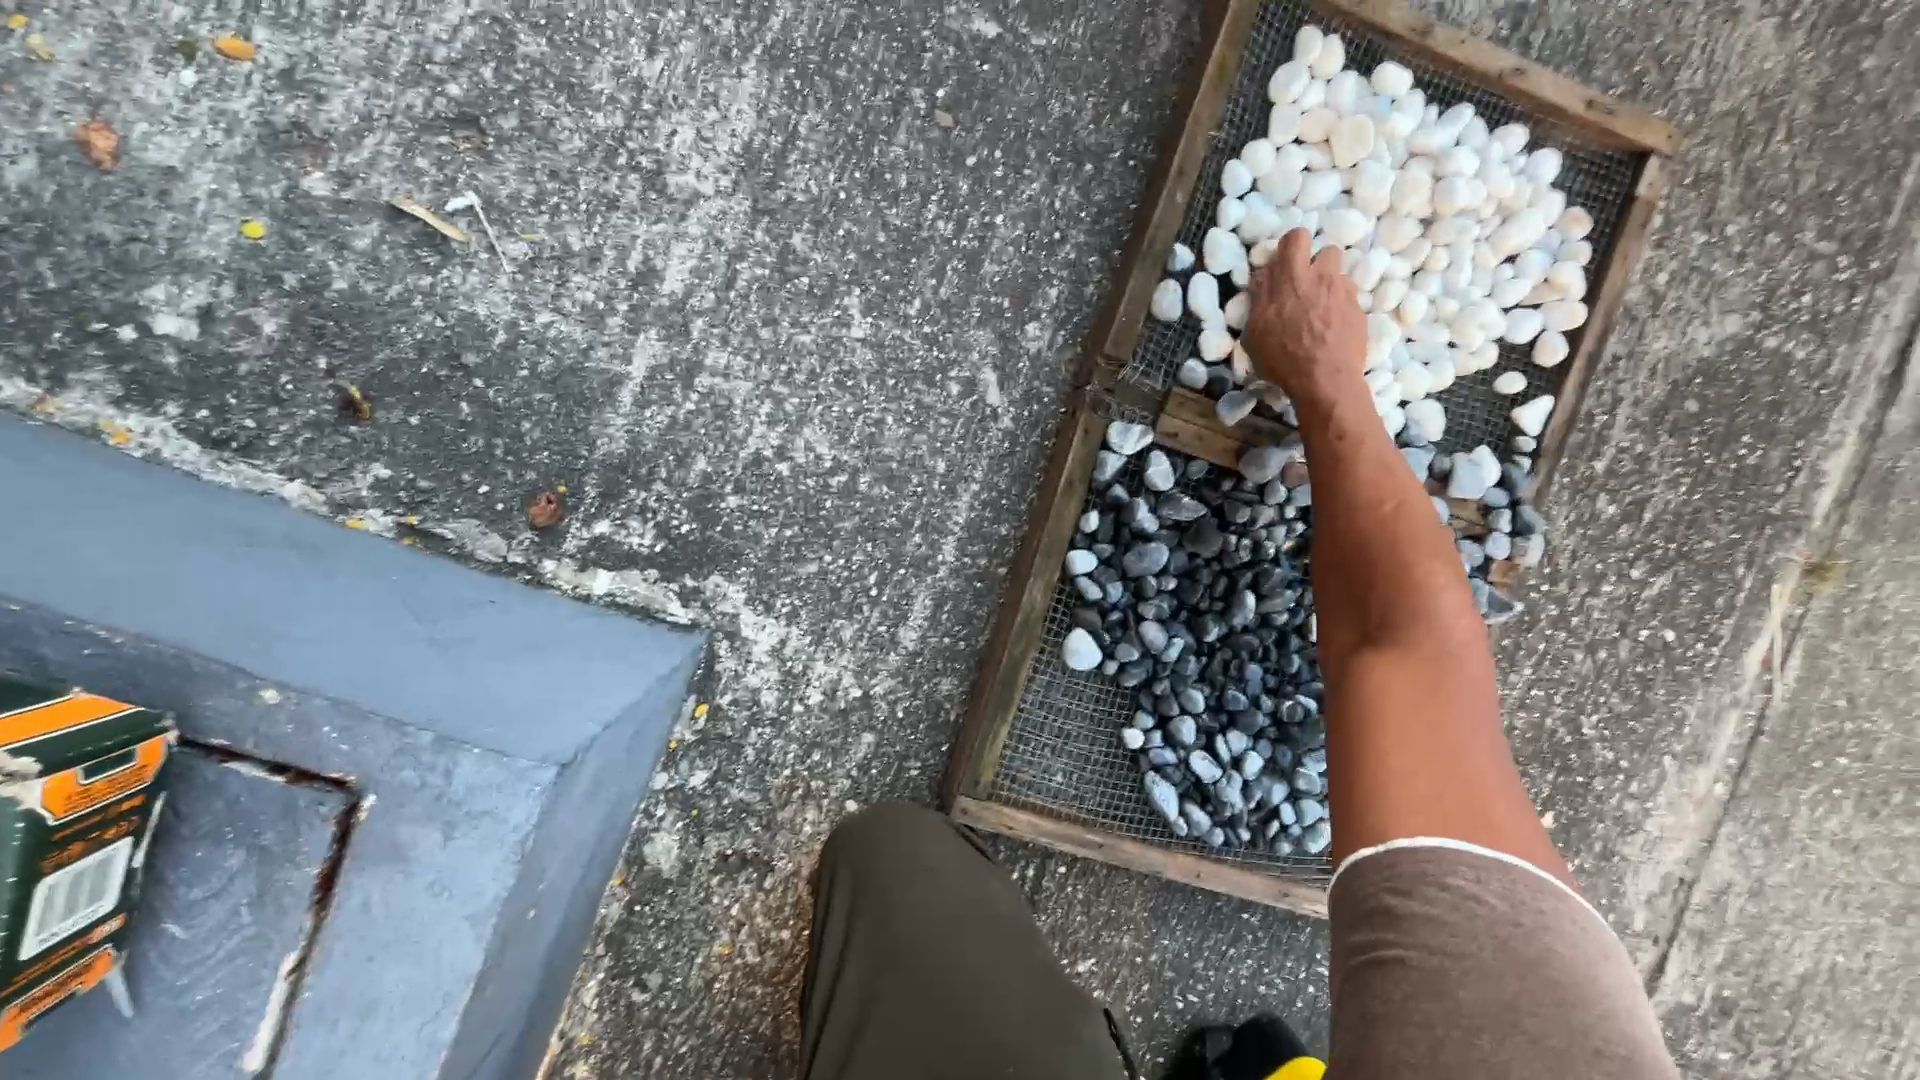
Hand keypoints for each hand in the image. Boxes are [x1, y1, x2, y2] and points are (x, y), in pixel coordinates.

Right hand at [1242, 229, 1367, 416]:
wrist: (1325, 379)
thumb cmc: (1282, 358)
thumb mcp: (1254, 332)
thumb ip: (1259, 299)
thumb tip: (1265, 277)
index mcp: (1291, 278)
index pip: (1296, 237)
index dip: (1291, 247)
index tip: (1284, 266)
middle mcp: (1322, 277)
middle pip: (1326, 250)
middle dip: (1316, 264)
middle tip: (1304, 288)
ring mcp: (1344, 292)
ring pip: (1339, 275)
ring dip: (1329, 285)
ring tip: (1319, 309)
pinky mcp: (1359, 309)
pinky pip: (1348, 298)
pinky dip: (1339, 308)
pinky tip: (1331, 329)